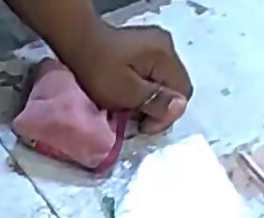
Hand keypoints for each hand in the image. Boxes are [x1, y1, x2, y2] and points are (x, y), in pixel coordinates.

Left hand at [64, 24, 191, 132]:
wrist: (79, 44)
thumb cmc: (100, 71)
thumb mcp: (127, 93)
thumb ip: (155, 100)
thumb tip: (180, 108)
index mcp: (165, 56)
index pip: (184, 92)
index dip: (167, 115)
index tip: (144, 127)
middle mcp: (166, 48)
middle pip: (174, 88)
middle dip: (158, 109)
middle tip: (135, 121)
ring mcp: (155, 47)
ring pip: (163, 84)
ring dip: (149, 102)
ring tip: (128, 110)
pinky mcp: (143, 52)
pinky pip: (152, 77)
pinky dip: (143, 92)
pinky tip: (127, 99)